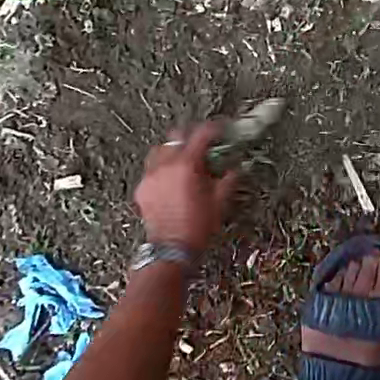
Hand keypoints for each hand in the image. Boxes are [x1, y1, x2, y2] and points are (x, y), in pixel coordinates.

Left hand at [134, 122, 239, 259]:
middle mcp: (165, 165)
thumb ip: (229, 180)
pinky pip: (151, 169)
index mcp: (187, 165)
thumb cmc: (196, 228)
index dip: (214, 129)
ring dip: (173, 150)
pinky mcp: (142, 189)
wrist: (171, 250)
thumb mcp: (220, 202)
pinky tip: (171, 180)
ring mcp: (151, 176)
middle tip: (202, 144)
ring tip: (184, 160)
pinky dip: (162, 169)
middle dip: (190, 136)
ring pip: (160, 150)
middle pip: (176, 135)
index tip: (220, 130)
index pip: (201, 134)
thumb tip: (236, 170)